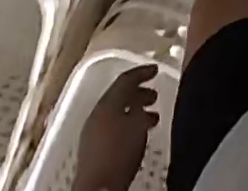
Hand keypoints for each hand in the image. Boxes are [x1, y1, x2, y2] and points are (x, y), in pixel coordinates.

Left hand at [73, 64, 159, 190]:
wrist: (97, 190)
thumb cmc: (118, 153)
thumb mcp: (137, 125)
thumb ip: (140, 108)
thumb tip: (141, 101)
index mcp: (106, 103)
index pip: (125, 79)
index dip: (142, 72)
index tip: (156, 69)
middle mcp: (97, 114)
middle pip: (119, 96)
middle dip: (139, 93)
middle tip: (155, 95)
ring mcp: (92, 133)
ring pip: (117, 113)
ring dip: (135, 111)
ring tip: (152, 118)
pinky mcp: (92, 151)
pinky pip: (113, 128)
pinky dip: (127, 125)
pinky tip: (138, 137)